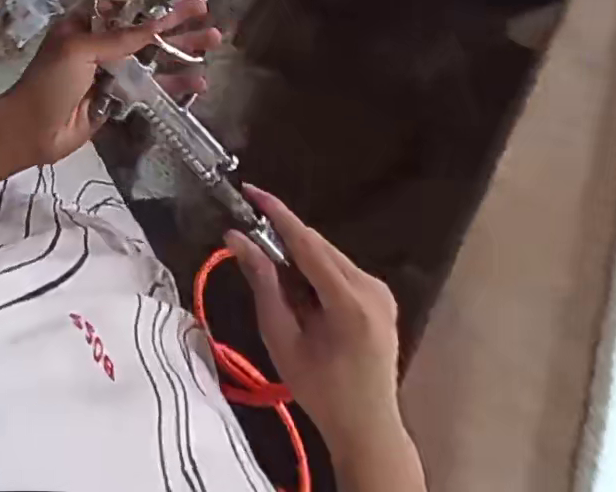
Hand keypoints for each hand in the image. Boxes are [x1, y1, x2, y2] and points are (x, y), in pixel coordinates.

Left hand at [3, 0, 220, 166]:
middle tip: (207, 10)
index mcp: (83, 26)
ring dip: (181, 50)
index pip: (123, 7)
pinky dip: (174, 84)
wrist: (33, 130)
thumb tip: (154, 24)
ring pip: (152, 58)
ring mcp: (111, 73)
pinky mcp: (119, 99)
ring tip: (213, 39)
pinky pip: (151, 88)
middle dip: (175, 23)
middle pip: (144, 31)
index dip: (151, 1)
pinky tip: (199, 82)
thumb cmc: (50, 82)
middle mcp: (99, 46)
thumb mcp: (78, 50)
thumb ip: (118, 39)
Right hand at [226, 188, 418, 481]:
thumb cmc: (318, 385)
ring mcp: (380, 292)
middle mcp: (372, 290)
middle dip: (280, 237)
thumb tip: (235, 236)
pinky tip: (297, 288)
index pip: (307, 243)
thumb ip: (261, 280)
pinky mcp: (380, 297)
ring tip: (273, 279)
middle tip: (246, 242)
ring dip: (294, 254)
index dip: (276, 212)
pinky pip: (336, 266)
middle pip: (316, 244)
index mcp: (349, 303)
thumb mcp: (279, 333)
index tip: (250, 190)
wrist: (367, 426)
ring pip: (325, 253)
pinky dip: (310, 267)